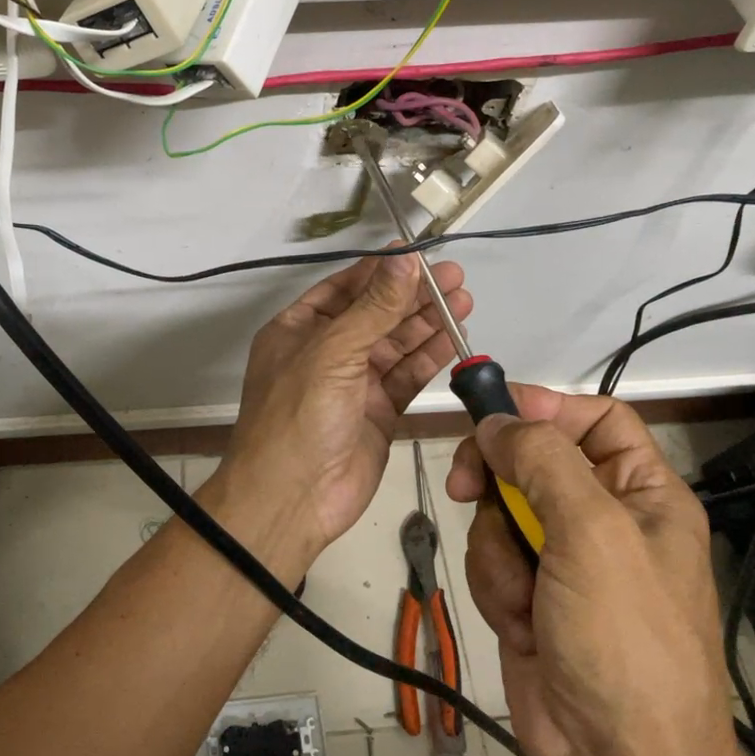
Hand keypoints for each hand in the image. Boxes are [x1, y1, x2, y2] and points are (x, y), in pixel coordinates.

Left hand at [215, 251, 471, 555]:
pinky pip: (406, 377)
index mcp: (298, 329)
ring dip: (427, 323)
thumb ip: (374, 309)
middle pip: (375, 314)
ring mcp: (352, 383)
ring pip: (395, 344)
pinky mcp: (377, 412)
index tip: (421, 256)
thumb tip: (405, 261)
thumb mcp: (333, 353)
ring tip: (463, 299)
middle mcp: (325, 351)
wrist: (291, 498)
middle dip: (413, 296)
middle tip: (455, 277)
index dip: (382, 271)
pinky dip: (429, 358)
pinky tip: (454, 338)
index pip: (345, 288)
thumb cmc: (298, 416)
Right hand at [446, 386, 743, 755]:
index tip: (492, 411)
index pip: (597, 419)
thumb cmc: (626, 641)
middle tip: (467, 485)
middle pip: (532, 459)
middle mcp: (604, 519)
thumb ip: (542, 461)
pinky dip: (495, 586)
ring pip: (500, 510)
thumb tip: (497, 421)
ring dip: (498, 550)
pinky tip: (521, 622)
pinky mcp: (528, 593)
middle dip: (498, 478)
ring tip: (525, 594)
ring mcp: (562, 558)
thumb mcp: (593, 533)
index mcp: (644, 495)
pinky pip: (490, 557)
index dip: (546, 407)